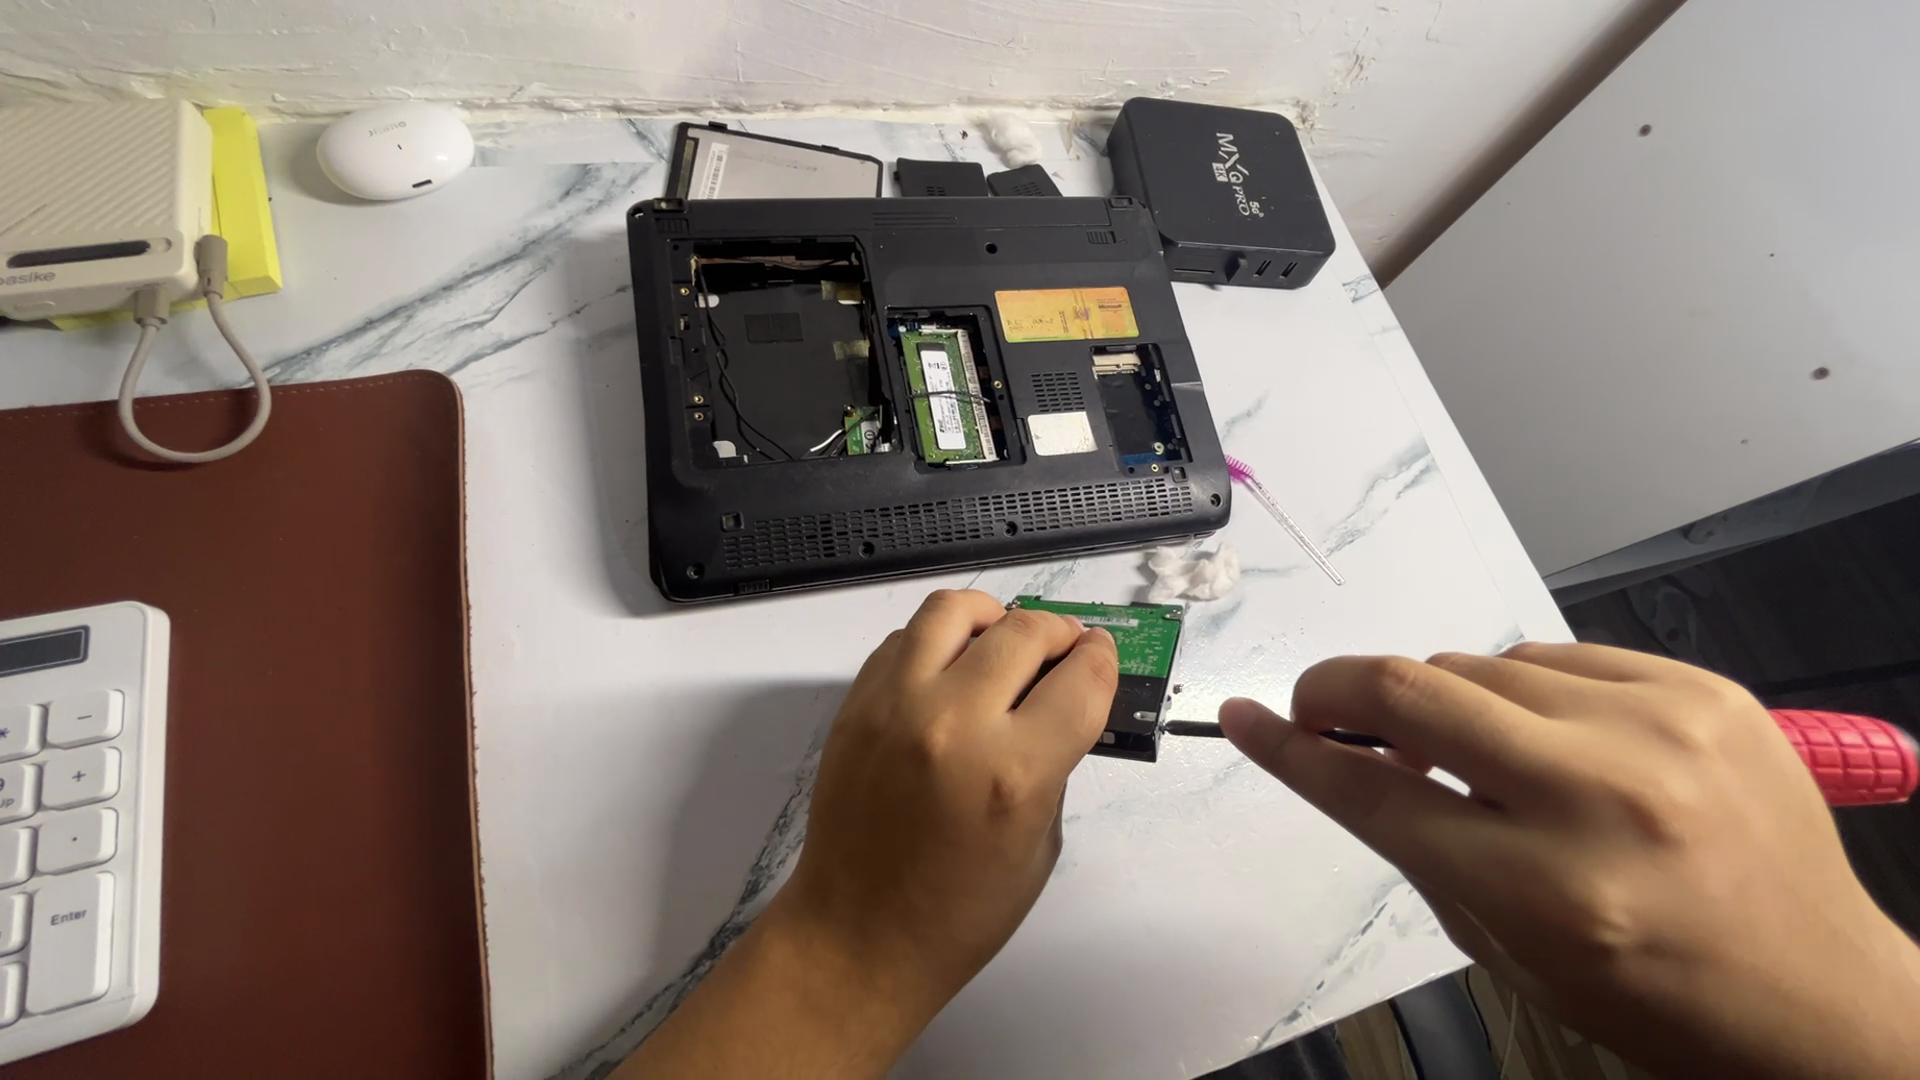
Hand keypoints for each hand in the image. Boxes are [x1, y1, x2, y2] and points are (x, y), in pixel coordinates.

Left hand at [620, 589, 1117, 1078]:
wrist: (857, 933)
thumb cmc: (962, 910)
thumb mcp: (1040, 843)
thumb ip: (1055, 759)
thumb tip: (1061, 694)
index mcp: (1014, 772)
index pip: (1082, 680)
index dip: (1102, 659)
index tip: (1101, 653)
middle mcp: (955, 723)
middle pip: (1025, 632)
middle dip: (1060, 632)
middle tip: (1063, 647)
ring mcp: (896, 704)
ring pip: (954, 609)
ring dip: (993, 616)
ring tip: (1002, 637)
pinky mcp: (856, 702)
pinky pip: (904, 637)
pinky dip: (938, 639)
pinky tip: (949, 667)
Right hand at [1220, 643, 1919, 1079]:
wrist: (1824, 1002)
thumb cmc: (1634, 986)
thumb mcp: (1490, 933)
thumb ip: (1402, 827)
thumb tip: (1331, 744)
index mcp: (1544, 887)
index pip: (1368, 791)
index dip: (1287, 749)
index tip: (1241, 716)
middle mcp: (1603, 797)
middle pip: (1409, 690)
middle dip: (1336, 690)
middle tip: (1322, 711)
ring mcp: (1661, 730)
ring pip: (1469, 664)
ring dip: (1437, 701)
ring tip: (1467, 750)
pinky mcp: (1700, 692)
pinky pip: (1542, 655)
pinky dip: (1512, 689)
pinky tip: (1543, 735)